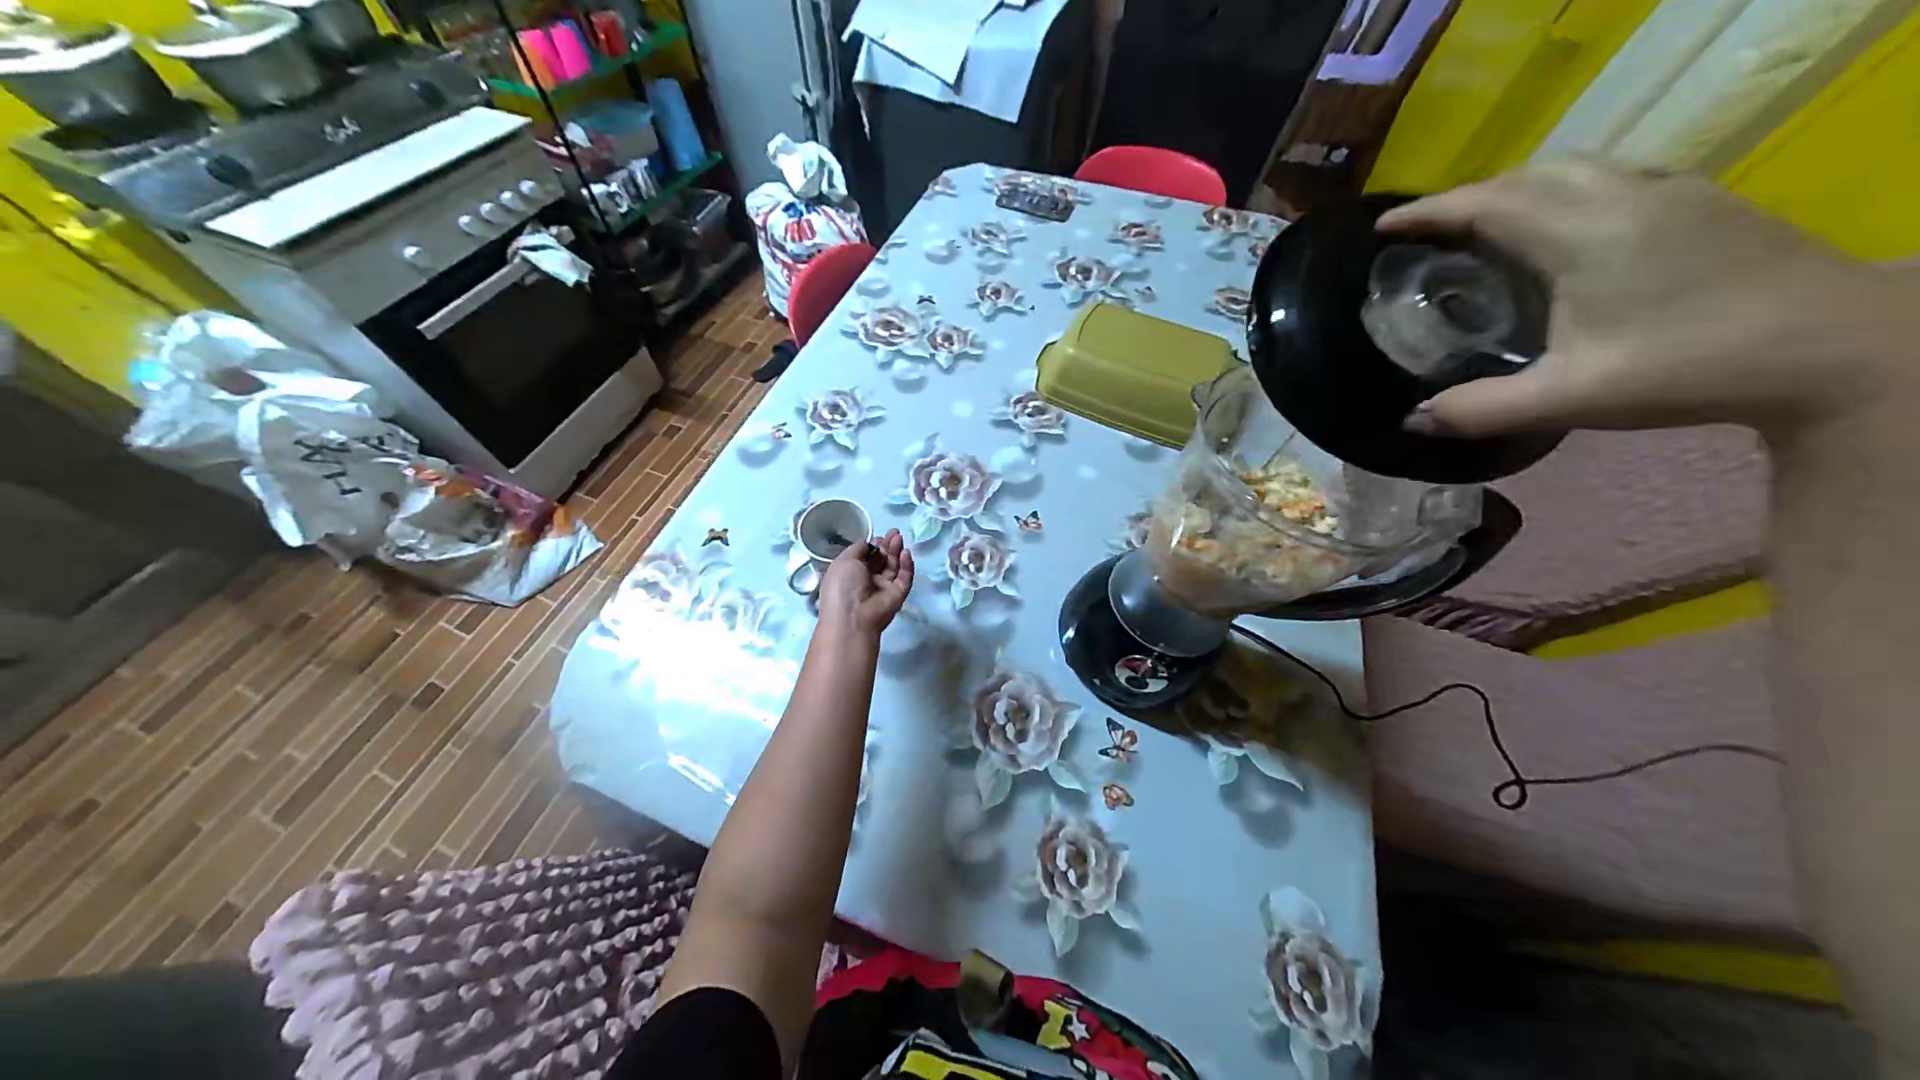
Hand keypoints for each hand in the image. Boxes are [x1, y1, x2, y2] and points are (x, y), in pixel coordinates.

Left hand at [817, 529, 913, 638]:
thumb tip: (869, 544)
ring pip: (894, 567)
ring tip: (900, 538)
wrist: (853, 616)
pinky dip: (906, 565)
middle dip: (888, 546)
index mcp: (851, 573)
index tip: (879, 536)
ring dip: (897, 552)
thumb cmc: (842, 586)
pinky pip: (904, 578)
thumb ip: (858, 548)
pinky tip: (906, 553)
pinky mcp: (898, 594)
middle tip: (895, 533)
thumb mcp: (844, 560)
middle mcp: (868, 580)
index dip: (873, 546)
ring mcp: (884, 588)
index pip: (866, 557)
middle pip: (881, 560)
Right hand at [1379, 161, 1913, 438]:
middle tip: (1429, 236)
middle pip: (1527, 175)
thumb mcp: (1571, 398)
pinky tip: (1560, 232)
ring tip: (1485, 230)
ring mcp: (1671, 192)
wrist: (1843, 350)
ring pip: (1573, 168)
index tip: (1382, 226)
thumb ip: (1481, 409)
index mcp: (1585, 233)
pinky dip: (1562, 193)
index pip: (1489, 203)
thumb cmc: (1691, 367)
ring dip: (1517, 190)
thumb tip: (1412, 420)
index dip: (1429, 211)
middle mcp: (1625, 195)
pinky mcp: (1702, 204)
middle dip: (1467, 198)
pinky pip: (1609, 177)